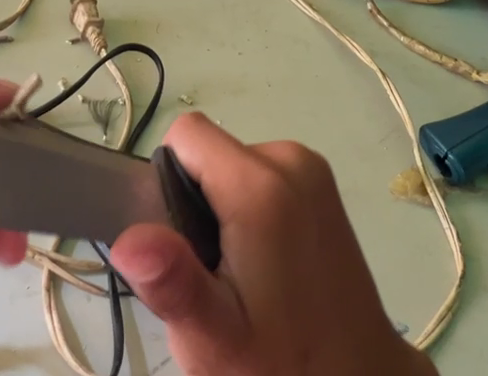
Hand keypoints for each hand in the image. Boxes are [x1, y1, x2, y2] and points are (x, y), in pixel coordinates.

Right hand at [110, 113, 436, 375]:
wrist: (361, 375)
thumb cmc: (283, 361)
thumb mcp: (216, 338)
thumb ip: (173, 282)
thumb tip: (127, 240)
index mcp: (260, 184)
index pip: (186, 135)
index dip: (168, 181)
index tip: (183, 240)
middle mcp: (290, 158)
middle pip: (209, 152)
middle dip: (196, 202)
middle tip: (215, 273)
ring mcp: (311, 167)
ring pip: (230, 165)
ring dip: (222, 208)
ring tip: (243, 274)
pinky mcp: (320, 181)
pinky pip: (258, 174)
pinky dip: (249, 208)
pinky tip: (267, 262)